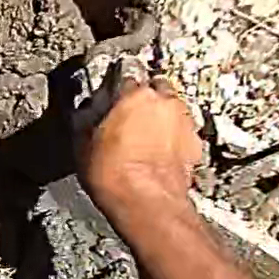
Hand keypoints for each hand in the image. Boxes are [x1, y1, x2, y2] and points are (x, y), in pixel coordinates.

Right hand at [74, 78, 202, 214]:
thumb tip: (85, 114)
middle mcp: (165, 101)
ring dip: (157, 119)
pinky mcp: (195, 142)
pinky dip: (170, 138)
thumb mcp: (82, 145)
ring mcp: (184, 120)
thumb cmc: (114, 175)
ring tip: (138, 140)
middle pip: (154, 88)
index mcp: (134, 95)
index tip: (106, 99)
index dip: (113, 89)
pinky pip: (180, 131)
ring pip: (170, 109)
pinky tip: (154, 155)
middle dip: (142, 100)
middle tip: (124, 118)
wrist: (147, 202)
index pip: (125, 76)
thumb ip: (86, 121)